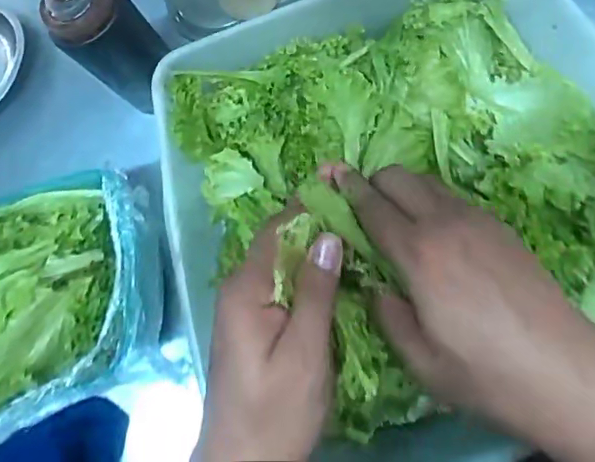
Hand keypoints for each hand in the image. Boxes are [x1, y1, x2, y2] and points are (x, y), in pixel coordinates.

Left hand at [197, 207, 344, 461]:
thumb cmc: (275, 412)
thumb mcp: (303, 353)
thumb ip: (315, 292)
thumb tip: (329, 234)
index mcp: (245, 288)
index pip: (277, 229)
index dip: (307, 204)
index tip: (339, 183)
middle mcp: (239, 288)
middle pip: (278, 241)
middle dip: (314, 223)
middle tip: (355, 208)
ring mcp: (244, 307)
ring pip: (281, 262)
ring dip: (312, 247)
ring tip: (353, 231)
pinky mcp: (253, 325)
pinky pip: (281, 284)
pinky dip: (306, 272)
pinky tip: (334, 273)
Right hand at [327, 164, 594, 456]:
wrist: (565, 369)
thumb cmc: (487, 374)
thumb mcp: (422, 362)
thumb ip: (387, 315)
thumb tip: (374, 284)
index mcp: (418, 253)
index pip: (372, 205)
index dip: (346, 188)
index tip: (328, 175)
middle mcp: (443, 222)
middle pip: (396, 176)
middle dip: (371, 181)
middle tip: (360, 203)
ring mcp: (474, 218)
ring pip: (425, 180)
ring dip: (402, 187)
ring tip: (396, 214)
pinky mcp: (497, 224)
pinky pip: (451, 196)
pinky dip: (430, 200)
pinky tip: (436, 232)